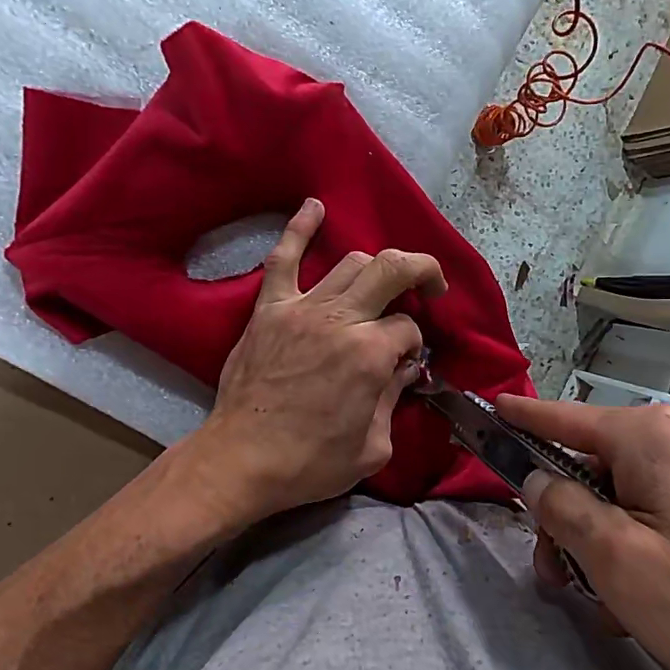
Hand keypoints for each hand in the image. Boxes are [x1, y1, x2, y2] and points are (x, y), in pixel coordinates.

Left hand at [177, 199, 446, 529]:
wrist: (240, 463)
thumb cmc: (310, 463)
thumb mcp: (374, 447)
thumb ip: (395, 398)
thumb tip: (405, 368)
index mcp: (369, 355)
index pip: (409, 328)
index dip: (416, 344)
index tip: (407, 364)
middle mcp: (340, 320)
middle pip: (393, 270)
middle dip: (422, 273)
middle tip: (430, 290)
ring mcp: (302, 309)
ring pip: (352, 262)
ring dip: (377, 268)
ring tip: (383, 285)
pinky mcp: (269, 309)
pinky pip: (284, 258)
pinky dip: (300, 228)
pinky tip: (315, 206)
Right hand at [496, 395, 669, 669]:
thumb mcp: (623, 564)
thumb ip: (565, 511)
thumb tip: (535, 476)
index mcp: (646, 435)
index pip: (560, 414)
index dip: (516, 418)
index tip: (482, 413)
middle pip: (592, 464)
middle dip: (567, 518)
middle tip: (563, 582)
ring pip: (628, 497)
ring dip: (607, 544)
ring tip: (618, 608)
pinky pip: (665, 514)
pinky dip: (645, 550)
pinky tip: (656, 602)